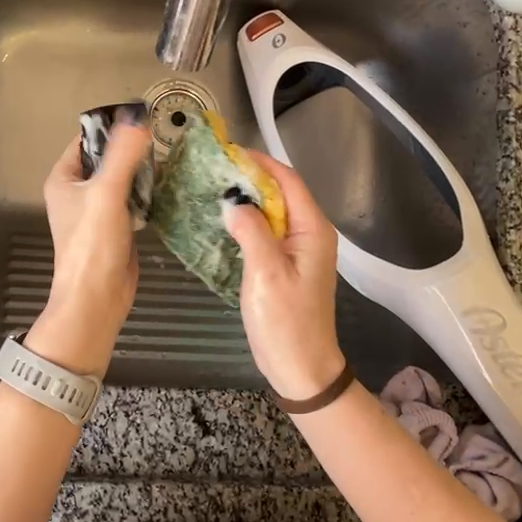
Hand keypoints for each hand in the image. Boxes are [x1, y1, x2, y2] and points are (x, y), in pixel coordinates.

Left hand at [28, 123, 152, 376]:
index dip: (112, 128)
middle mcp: (78, 191)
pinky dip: (148, 193)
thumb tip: (139, 116)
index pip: (88, 139)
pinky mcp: (117, 227)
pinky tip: (168, 187)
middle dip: (133, 149)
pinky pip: (134, 200)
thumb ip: (123, 154)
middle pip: (108, 158)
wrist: (97, 298)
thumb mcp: (107, 192)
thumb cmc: (92, 244)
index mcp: (64, 178)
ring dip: (144, 172)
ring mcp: (98, 210)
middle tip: (164, 140)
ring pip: (124, 178)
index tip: (144, 119)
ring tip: (171, 160)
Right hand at [223, 151, 346, 399]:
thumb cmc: (286, 322)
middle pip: (279, 192)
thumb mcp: (266, 273)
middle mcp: (309, 233)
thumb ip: (251, 230)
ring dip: (245, 200)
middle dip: (248, 178)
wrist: (301, 368)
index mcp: (312, 229)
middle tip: (210, 170)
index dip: (259, 163)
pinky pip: (265, 232)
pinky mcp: (285, 265)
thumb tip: (233, 200)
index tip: (226, 152)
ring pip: (271, 212)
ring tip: (209, 190)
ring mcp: (298, 250)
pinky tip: (220, 222)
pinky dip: (245, 222)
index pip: (287, 180)